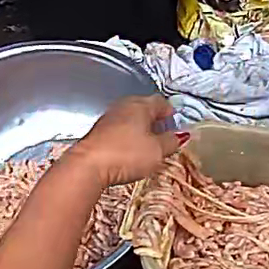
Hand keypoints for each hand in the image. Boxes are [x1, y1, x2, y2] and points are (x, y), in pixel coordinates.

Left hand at [68, 95, 183, 186]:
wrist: (88, 166)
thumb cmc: (126, 154)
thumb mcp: (157, 151)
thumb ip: (171, 141)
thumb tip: (180, 136)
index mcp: (140, 105)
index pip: (160, 101)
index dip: (170, 111)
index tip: (175, 120)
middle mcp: (122, 107)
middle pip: (143, 108)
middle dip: (154, 120)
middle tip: (163, 133)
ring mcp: (107, 119)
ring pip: (129, 119)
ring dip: (139, 129)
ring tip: (148, 144)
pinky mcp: (97, 134)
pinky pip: (118, 131)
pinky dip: (126, 137)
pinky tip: (129, 150)